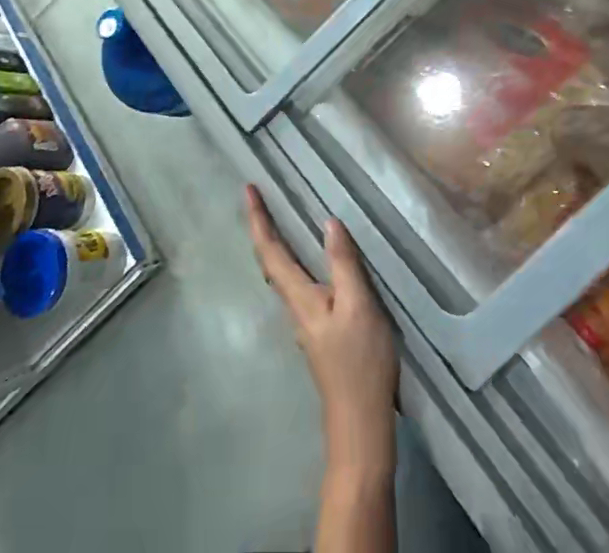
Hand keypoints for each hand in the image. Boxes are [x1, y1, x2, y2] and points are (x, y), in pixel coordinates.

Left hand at [245, 183, 398, 460]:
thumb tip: (328, 223)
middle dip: (262, 227)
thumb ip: (344, 265)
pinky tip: (309, 266)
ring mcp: (303, 321)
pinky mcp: (316, 332)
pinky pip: (296, 286)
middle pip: (269, 260)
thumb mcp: (359, 307)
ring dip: (275, 245)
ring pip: (281, 274)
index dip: (258, 218)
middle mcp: (292, 305)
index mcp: (297, 295)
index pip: (269, 249)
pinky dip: (293, 264)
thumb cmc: (359, 362)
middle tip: (259, 200)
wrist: (359, 419)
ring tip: (278, 222)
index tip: (248, 189)